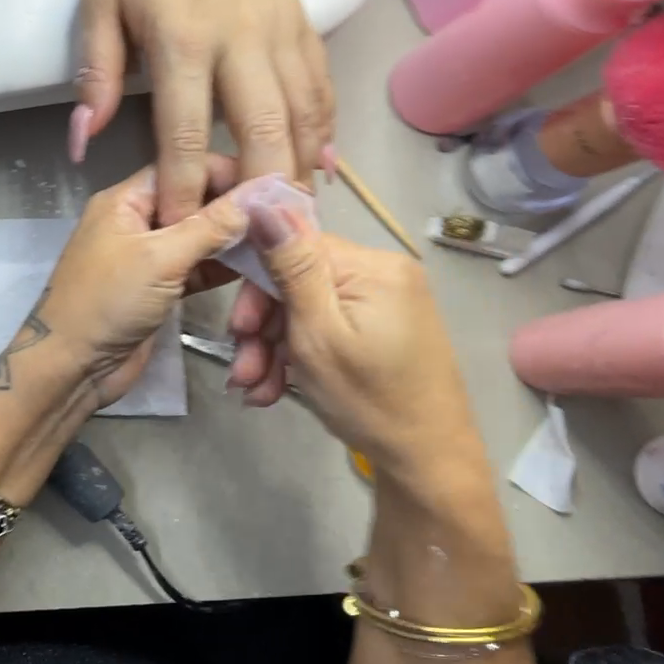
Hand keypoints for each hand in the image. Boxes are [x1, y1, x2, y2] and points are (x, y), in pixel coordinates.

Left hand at [34, 160, 269, 409]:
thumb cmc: (106, 303)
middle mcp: (135, 221)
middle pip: (195, 201)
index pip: (183, 167)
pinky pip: (198, 268)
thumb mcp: (160, 257)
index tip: (277, 183)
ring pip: (200, 237)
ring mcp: (147, 256)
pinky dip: (224, 268)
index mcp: (125, 200)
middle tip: (289, 214)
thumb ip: (212, 224)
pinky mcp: (158, 288)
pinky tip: (260, 268)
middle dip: (237, 207)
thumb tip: (265, 190)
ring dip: (235, 240)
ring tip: (282, 240)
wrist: (71, 367)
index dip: (229, 171)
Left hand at [73, 0, 334, 221]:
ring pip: (303, 112)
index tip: (183, 232)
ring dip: (301, 169)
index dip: (186, 190)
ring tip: (295, 217)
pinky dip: (325, 127)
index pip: (184, 134)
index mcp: (181, 43)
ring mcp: (281, 31)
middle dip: (261, 193)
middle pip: (262, 131)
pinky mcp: (305, 22)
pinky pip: (321, 84)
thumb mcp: (99, 6)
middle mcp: (240, 41)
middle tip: (260, 240)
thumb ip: (95, 75)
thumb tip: (82, 141)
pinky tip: (322, 163)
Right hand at [228, 199, 482, 474]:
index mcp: (372, 267)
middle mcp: (381, 273)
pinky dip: (296, 357)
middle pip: (295, 282)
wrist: (426, 460)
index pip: (293, 247)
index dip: (256, 286)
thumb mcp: (317, 333)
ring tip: (254, 389)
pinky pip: (324, 328)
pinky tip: (274, 389)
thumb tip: (262, 202)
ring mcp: (383, 302)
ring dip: (271, 350)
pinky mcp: (380, 327)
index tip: (238, 329)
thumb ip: (290, 266)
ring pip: (303, 311)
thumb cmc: (369, 398)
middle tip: (241, 371)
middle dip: (261, 328)